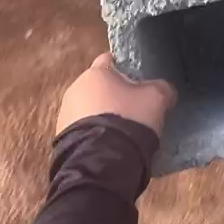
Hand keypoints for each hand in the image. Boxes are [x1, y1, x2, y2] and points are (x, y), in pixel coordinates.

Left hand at [56, 53, 176, 136]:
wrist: (102, 163)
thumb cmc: (128, 119)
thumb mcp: (157, 98)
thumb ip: (161, 87)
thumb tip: (163, 90)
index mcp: (96, 73)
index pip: (110, 60)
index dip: (125, 68)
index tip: (138, 82)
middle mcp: (75, 89)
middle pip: (98, 86)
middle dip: (113, 95)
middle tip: (132, 110)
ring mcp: (64, 115)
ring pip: (88, 109)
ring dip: (101, 117)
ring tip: (120, 134)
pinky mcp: (60, 140)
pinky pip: (82, 131)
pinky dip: (93, 135)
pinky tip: (108, 147)